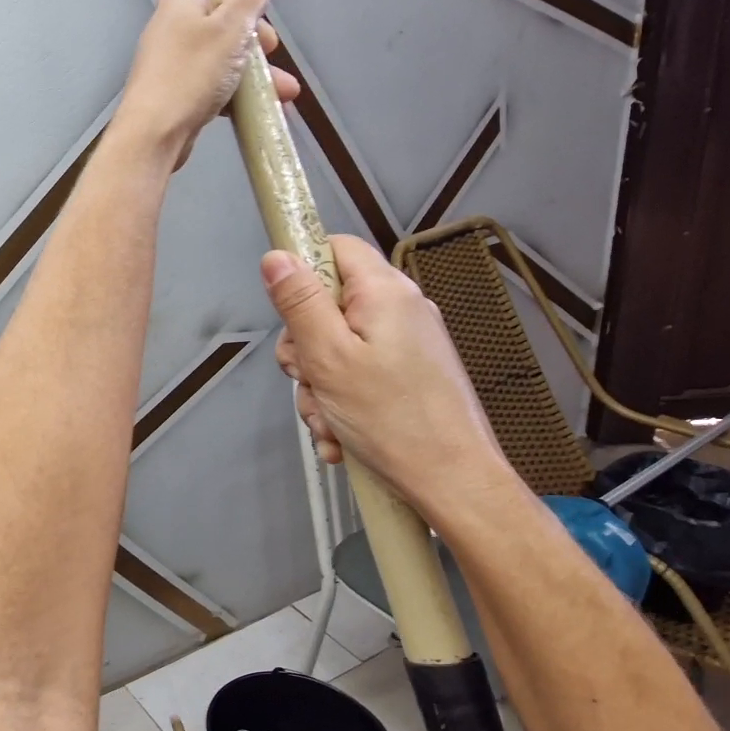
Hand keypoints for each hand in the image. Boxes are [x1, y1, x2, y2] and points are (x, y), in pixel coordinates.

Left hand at [111, 0, 299, 170]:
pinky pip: (215, 85)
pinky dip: (240, 93)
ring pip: (220, 53)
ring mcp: (172, 64)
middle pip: (215, 13)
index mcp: (178, 1)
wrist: (153, 137)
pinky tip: (269, 107)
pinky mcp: (177, 95)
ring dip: (254, 67)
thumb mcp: (229, 27)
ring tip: (283, 87)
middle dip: (250, 27)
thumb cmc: (190, 74)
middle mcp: (171, 29)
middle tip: (268, 46)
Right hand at [262, 236, 511, 518]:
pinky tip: (338, 433)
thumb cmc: (391, 419)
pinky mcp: (408, 375)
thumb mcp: (327, 356)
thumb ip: (299, 302)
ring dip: (317, 383)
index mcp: (385, 294)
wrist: (453, 483)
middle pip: (327, 304)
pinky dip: (338, 400)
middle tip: (306, 376)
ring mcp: (406, 344)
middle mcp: (401, 310)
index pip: (335, 247)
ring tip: (327, 417)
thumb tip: (277, 256)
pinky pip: (355, 373)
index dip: (301, 268)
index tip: (284, 307)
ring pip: (335, 346)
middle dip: (303, 345)